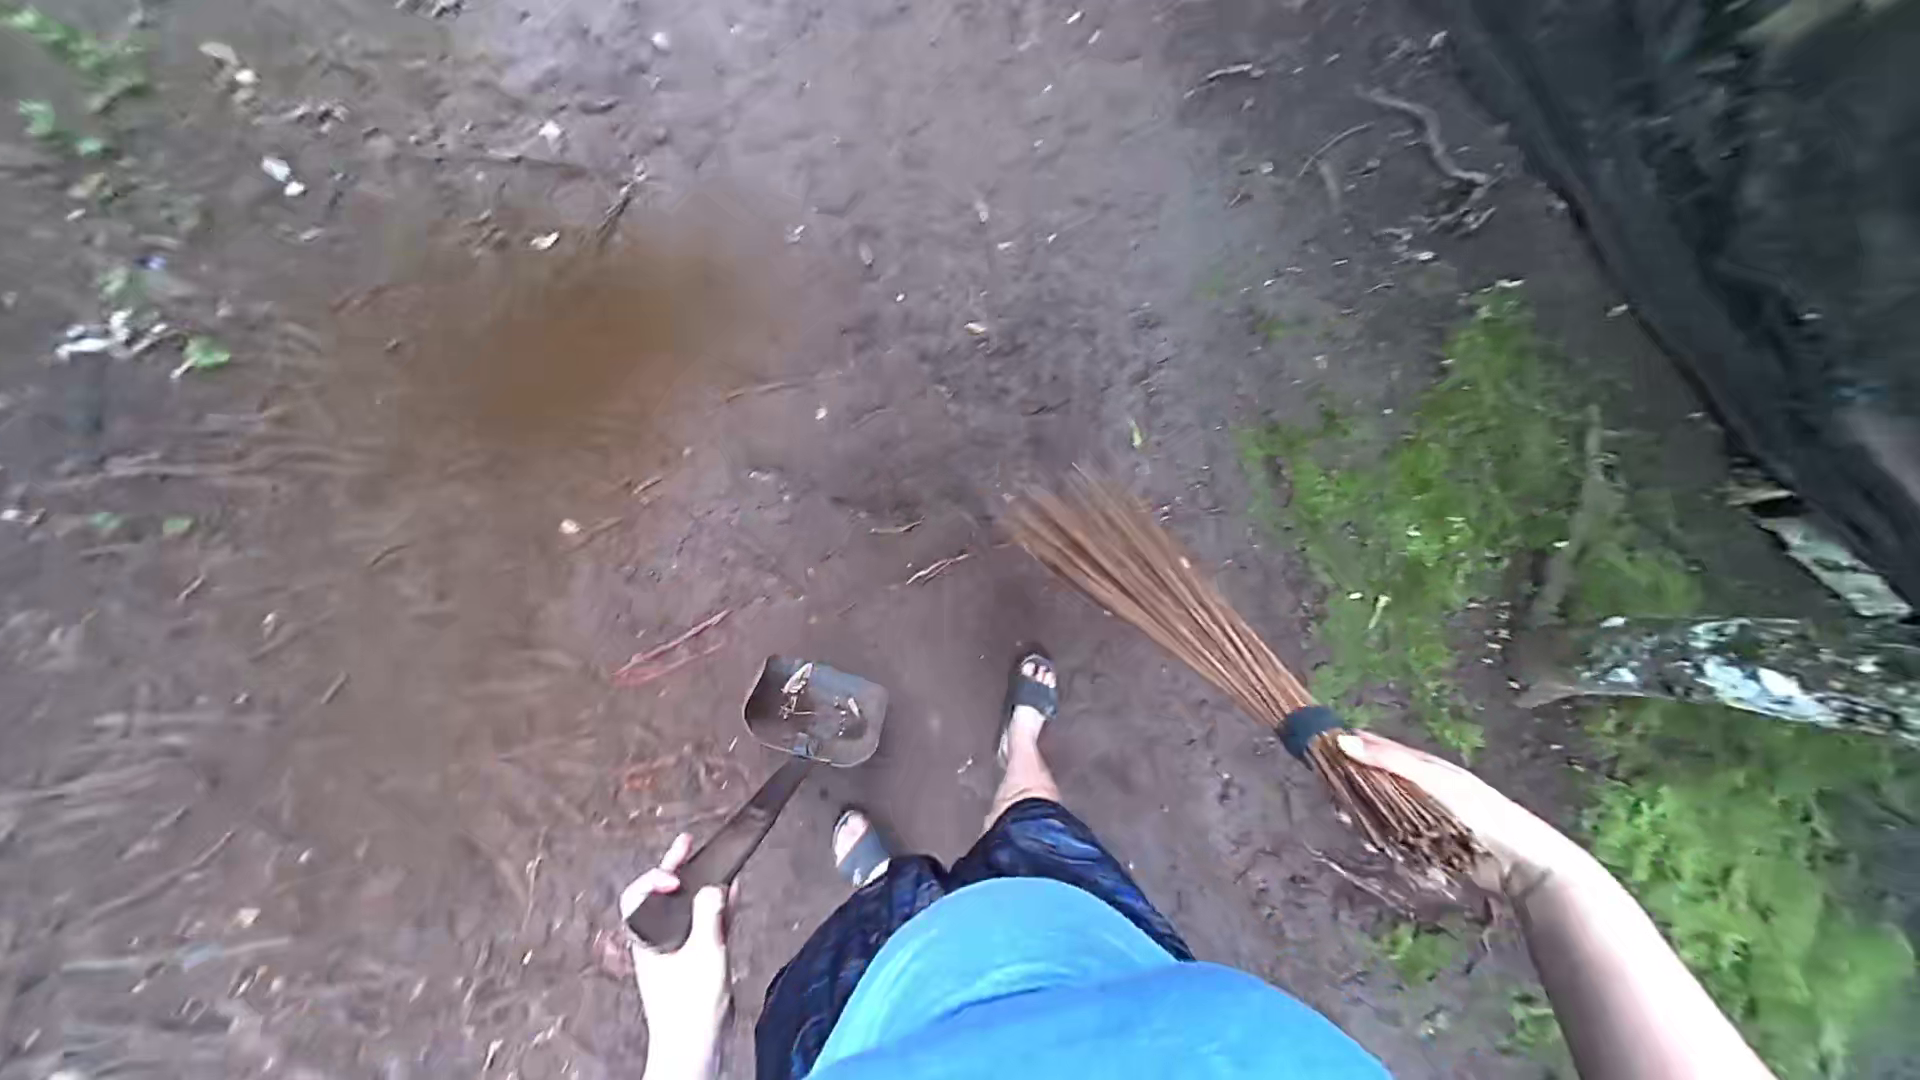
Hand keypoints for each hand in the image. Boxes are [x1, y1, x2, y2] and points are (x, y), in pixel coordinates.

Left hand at [620, 834, 729, 1079]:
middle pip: (661, 896)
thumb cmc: (692, 1008)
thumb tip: (715, 886)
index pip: (638, 898)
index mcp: (648, 940)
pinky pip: (706, 921)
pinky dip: (717, 904)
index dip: (655, 877)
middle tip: (688, 842)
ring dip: (699, 881)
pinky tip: (732, 888)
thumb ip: (710, 916)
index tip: (678, 875)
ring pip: (685, 906)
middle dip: (674, 867)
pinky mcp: (698, 957)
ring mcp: (678, 948)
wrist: (696, 1048)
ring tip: (711, 857)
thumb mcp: (705, 955)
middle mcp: (659, 941)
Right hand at [1335, 731, 1595, 895]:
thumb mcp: (1434, 779)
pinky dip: (1374, 829)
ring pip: (1378, 803)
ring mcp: (1423, 813)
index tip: (1319, 746)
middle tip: (1325, 786)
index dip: (1349, 742)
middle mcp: (1421, 784)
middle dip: (1349, 778)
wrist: (1527, 866)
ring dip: (1359, 807)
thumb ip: (1390, 760)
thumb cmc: (1481, 813)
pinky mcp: (1426, 841)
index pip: (1376, 745)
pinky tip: (1362, 833)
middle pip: (1373, 774)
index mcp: (1424, 763)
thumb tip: (1341, 740)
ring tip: (1341, 814)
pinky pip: (1389, 829)